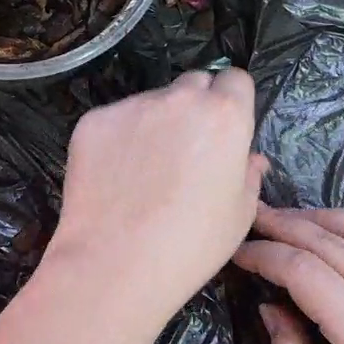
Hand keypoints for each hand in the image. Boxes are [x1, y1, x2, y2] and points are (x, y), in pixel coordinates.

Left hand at [42, 69, 265, 329]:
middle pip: (193, 84)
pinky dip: (118, 140)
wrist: (115, 262)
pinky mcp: (93, 120)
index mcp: (225, 115)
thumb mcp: (240, 215)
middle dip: (194, 106)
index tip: (224, 128)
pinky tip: (114, 178)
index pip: (236, 80)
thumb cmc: (192, 245)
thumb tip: (249, 157)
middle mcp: (179, 98)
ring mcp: (132, 105)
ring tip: (144, 172)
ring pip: (151, 103)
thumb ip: (248, 173)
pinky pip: (115, 121)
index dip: (232, 102)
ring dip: (155, 123)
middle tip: (186, 150)